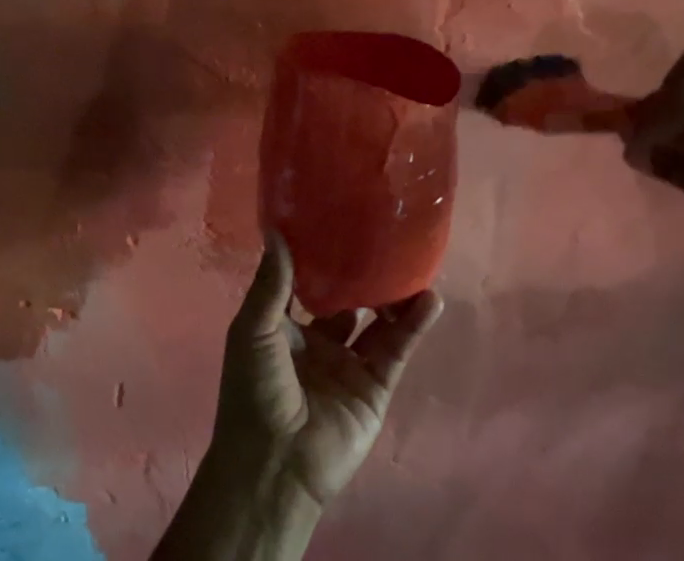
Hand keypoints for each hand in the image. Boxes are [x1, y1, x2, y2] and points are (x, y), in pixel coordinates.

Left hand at [212, 235, 442, 506]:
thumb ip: (271, 284)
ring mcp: (346, 364)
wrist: (276, 462)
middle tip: (380, 237)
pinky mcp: (374, 387)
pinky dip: (413, 326)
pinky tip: (429, 299)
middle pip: (344, 300)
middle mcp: (315, 341)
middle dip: (359, 274)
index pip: (301, 284)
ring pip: (375, 322)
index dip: (316, 258)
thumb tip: (277, 230)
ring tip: (412, 261)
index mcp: (280, 327)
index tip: (333, 221)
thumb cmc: (254, 389)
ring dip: (392, 296)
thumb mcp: (254, 329)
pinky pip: (395, 349)